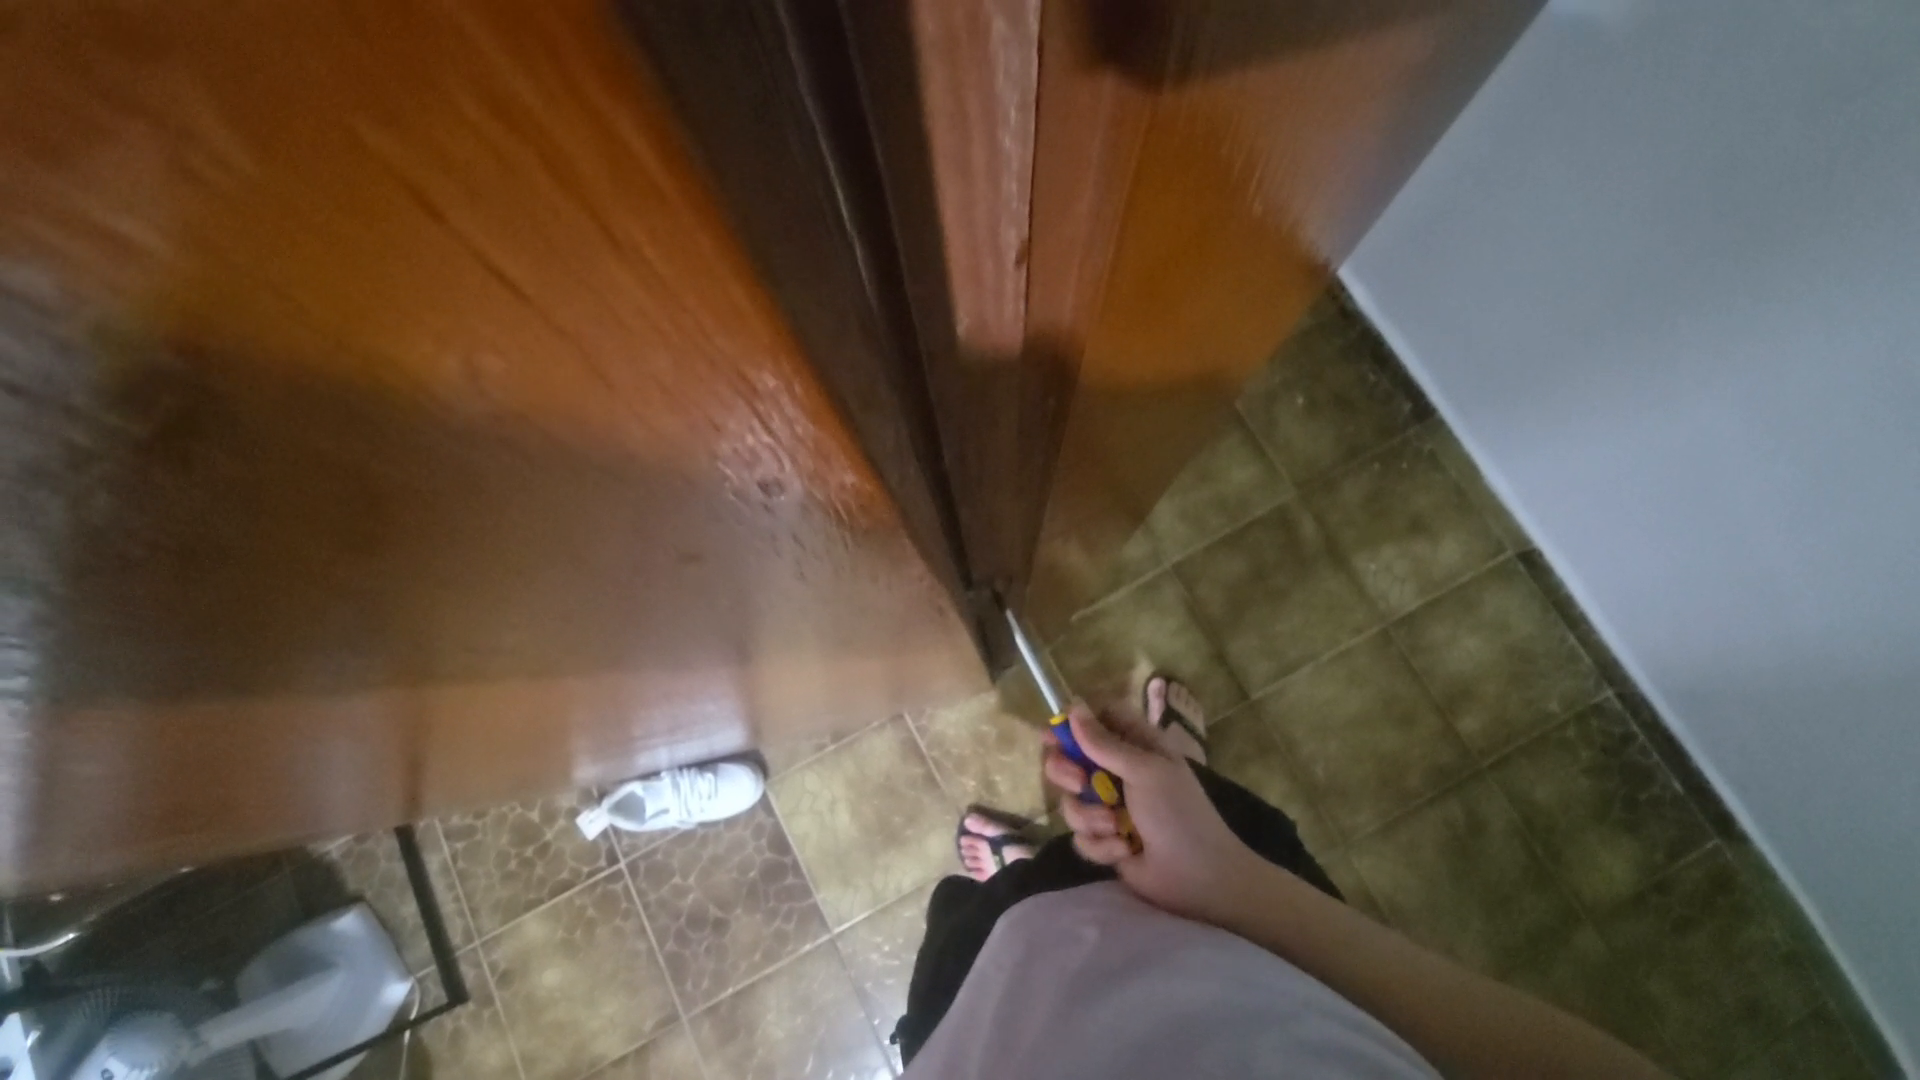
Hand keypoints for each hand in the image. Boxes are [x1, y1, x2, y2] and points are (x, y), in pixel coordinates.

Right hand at [1044, 704, 1266, 927]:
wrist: (1198, 878)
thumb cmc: (1178, 813)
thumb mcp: (1145, 770)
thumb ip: (1104, 742)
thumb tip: (1073, 707)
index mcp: (1134, 745)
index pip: (1094, 719)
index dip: (1072, 723)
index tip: (1056, 737)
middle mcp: (1116, 771)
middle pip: (1068, 757)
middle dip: (1066, 773)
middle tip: (1080, 784)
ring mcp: (1107, 806)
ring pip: (1069, 800)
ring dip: (1089, 816)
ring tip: (1116, 827)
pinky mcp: (1102, 839)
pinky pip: (1079, 835)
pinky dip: (1099, 844)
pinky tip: (1124, 851)